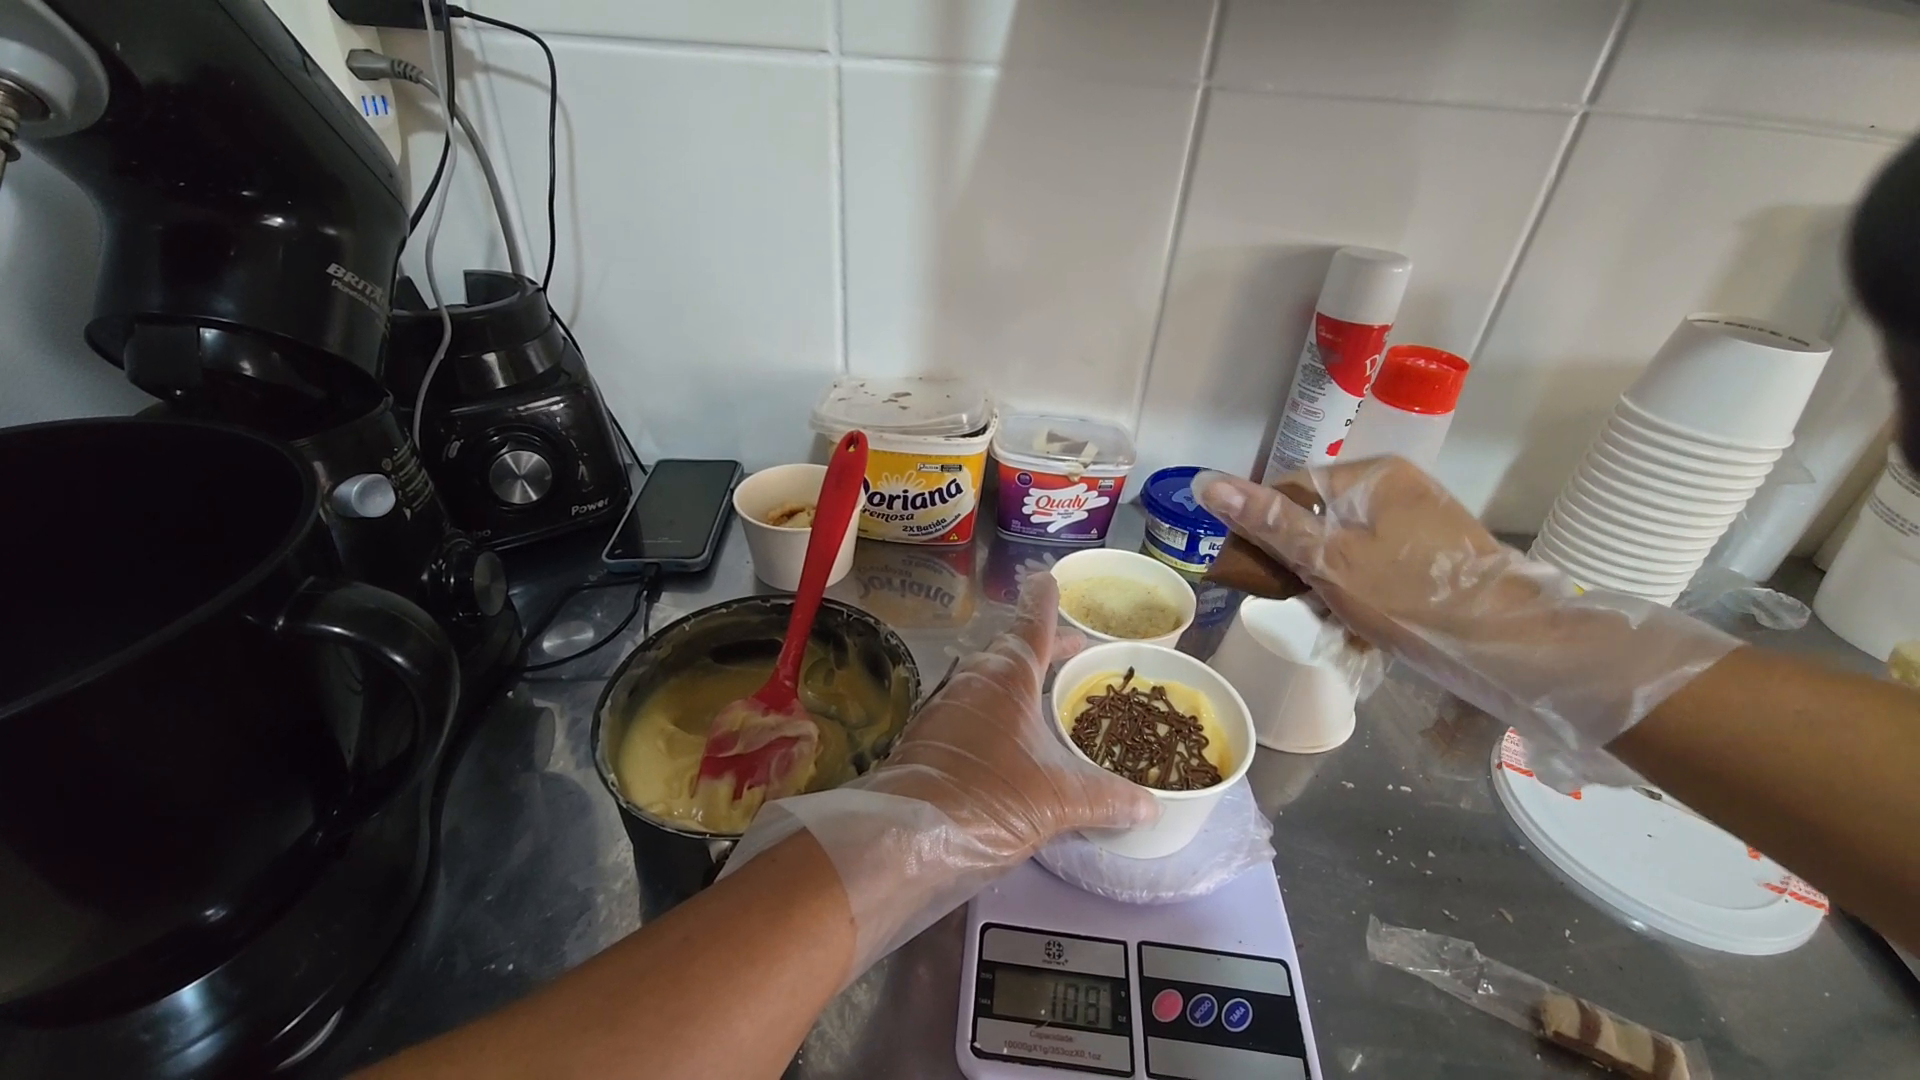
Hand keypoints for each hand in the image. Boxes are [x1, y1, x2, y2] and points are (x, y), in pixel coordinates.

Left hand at [866, 571, 1159, 858]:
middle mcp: (973, 682)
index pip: (1031, 627)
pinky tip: (1007, 741)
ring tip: (1044, 697)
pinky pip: (969, 710)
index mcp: (1006, 678)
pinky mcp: (927, 739)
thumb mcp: (1058, 801)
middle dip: (1043, 649)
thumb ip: (1107, 799)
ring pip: (987, 682)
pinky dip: (994, 713)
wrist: (902, 836)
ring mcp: (944, 708)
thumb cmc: (987, 799)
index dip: (1043, 603)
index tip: (1046, 577)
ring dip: (1017, 682)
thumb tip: (1152, 808)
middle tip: (1073, 651)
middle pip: (1011, 653)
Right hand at [1195, 457, 1738, 778]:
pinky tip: (1360, 617)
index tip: (1262, 572)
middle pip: (1319, 516)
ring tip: (1330, 616)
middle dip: (1301, 559)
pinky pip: (1374, 558)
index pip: (1293, 488)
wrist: (1509, 646)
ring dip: (1327, 577)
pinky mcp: (1434, 550)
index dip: (1268, 530)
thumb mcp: (1328, 560)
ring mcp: (1420, 518)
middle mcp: (1398, 486)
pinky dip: (1358, 585)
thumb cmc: (1410, 597)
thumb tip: (1206, 483)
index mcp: (1373, 474)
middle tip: (1297, 600)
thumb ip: (1269, 522)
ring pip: (1345, 541)